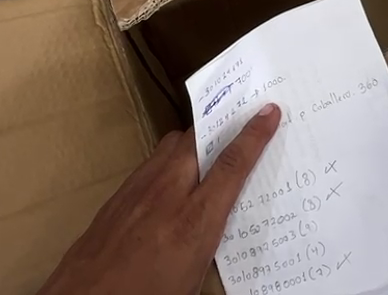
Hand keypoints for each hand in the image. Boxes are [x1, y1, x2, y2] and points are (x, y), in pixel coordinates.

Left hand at [38, 103, 281, 294]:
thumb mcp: (193, 277)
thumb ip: (209, 236)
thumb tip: (219, 210)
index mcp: (194, 221)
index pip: (232, 165)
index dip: (254, 135)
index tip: (270, 110)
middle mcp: (167, 194)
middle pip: (196, 140)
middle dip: (217, 129)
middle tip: (236, 124)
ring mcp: (138, 189)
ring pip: (171, 146)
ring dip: (190, 145)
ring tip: (203, 156)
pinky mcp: (117, 194)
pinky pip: (150, 163)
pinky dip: (166, 163)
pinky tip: (168, 185)